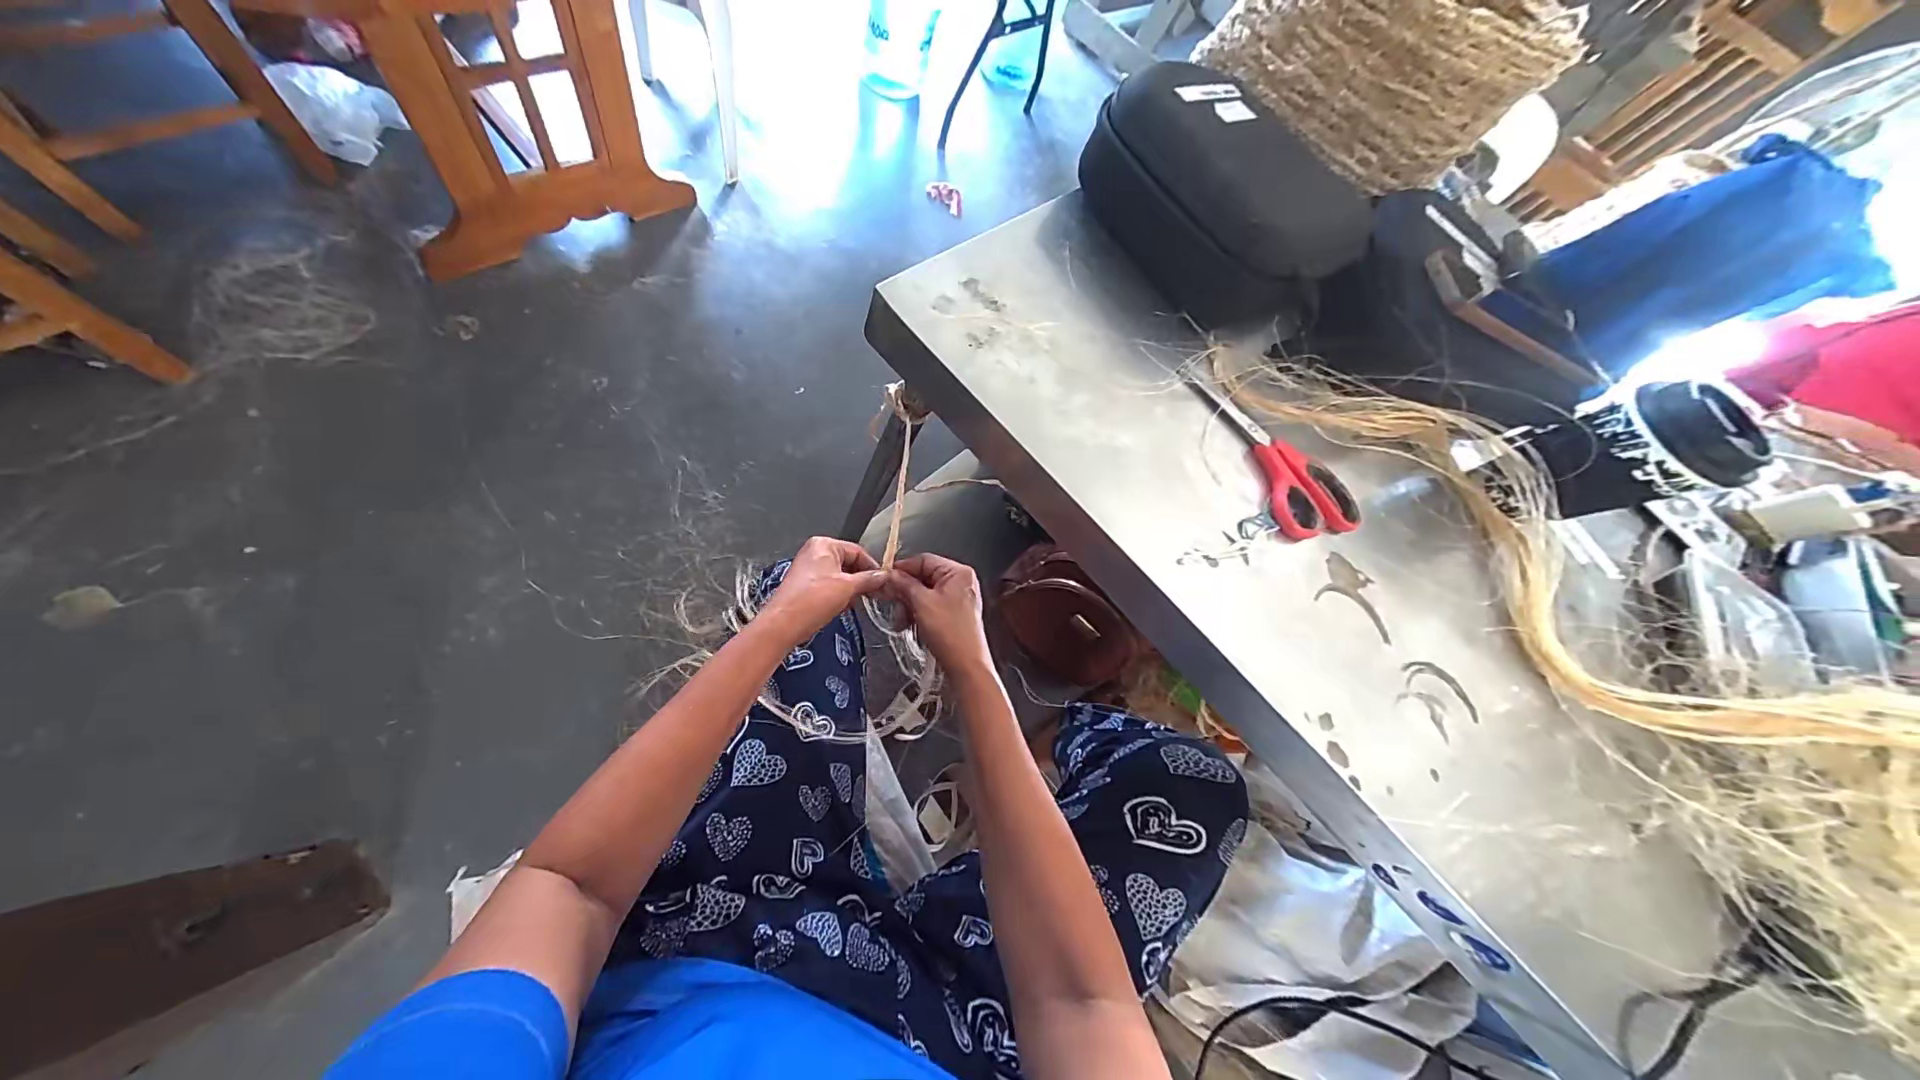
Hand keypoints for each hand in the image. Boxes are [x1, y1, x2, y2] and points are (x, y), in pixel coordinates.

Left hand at [758, 537, 888, 646]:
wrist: (783, 625)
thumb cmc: (811, 601)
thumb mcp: (848, 587)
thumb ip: (869, 579)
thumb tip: (882, 576)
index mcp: (824, 545)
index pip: (858, 551)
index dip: (872, 567)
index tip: (883, 581)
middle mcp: (814, 553)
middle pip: (849, 563)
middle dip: (861, 580)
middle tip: (872, 593)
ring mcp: (809, 569)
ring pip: (840, 576)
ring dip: (850, 589)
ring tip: (854, 602)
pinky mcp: (805, 585)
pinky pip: (829, 586)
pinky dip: (839, 595)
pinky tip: (841, 606)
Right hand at [886, 554, 991, 676]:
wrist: (966, 666)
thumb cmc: (953, 636)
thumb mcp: (921, 603)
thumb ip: (903, 584)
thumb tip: (890, 575)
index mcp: (959, 573)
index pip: (924, 560)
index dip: (902, 569)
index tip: (885, 578)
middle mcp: (961, 583)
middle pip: (923, 577)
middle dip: (905, 592)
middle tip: (891, 600)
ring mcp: (958, 600)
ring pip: (924, 594)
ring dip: (909, 606)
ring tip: (902, 619)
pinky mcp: (953, 616)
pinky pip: (929, 607)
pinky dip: (917, 614)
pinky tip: (910, 625)